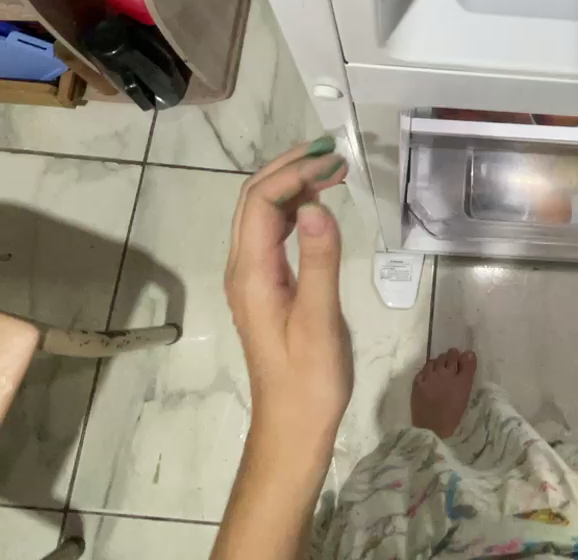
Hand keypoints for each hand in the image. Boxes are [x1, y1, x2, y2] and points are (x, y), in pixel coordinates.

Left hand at [224, 138, 353, 455]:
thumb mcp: (319, 321)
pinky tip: (322, 203)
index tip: (334, 161)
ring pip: (263, 211)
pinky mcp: (267, 283)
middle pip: (255, 199)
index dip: (294, 173)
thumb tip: (316, 205)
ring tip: (333, 168)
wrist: (293, 426)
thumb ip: (319, 262)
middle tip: (332, 151)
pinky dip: (297, 206)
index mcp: (251, 272)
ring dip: (294, 183)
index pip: (260, 201)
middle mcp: (244, 266)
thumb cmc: (310, 378)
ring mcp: (253, 274)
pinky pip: (274, 230)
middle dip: (290, 167)